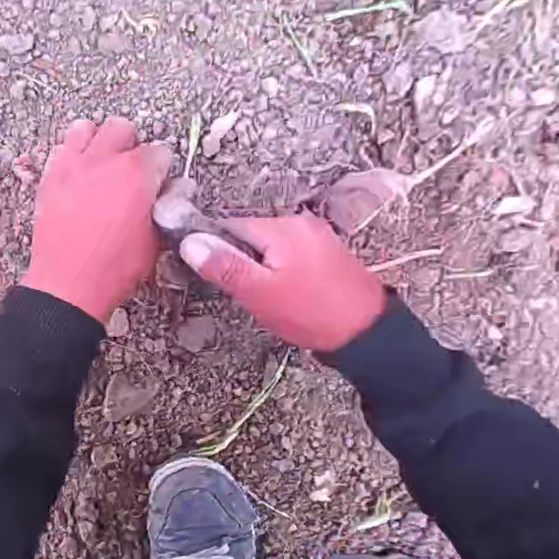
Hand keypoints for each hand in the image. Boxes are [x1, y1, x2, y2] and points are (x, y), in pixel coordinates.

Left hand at [21, 117, 172, 324]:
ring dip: (98, 140)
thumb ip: (166, 208)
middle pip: (122, 128)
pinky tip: (80, 173)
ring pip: (86, 128)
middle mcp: (104, 162)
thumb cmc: (113, 268)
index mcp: (137, 175)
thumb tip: (174, 192)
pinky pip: (61, 149)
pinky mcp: (50, 178)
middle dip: (131, 144)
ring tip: (103, 162)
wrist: (70, 286)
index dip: (163, 168)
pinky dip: (73, 154)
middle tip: (133, 166)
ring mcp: (73, 167)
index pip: (160, 151)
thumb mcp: (155, 241)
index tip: (160, 180)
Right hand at [178, 215, 386, 351]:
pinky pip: (292, 255)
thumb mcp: (260, 293)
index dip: (217, 250)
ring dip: (264, 269)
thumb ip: (225, 265)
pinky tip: (291, 296)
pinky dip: (283, 272)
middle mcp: (302, 224)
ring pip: (272, 248)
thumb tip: (191, 242)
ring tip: (274, 299)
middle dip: (244, 262)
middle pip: (252, 236)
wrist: (367, 334)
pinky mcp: (328, 254)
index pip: (230, 225)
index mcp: (283, 228)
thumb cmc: (314, 314)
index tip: (217, 274)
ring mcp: (318, 238)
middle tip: (251, 293)